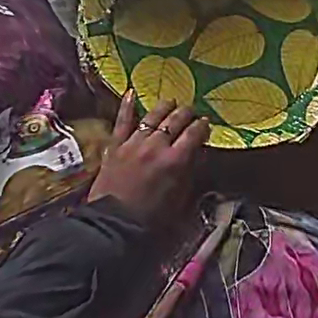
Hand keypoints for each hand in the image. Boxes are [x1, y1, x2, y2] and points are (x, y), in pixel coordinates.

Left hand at [87, 93, 206, 225]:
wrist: (112, 225)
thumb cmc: (150, 218)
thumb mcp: (179, 198)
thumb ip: (189, 172)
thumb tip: (197, 153)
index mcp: (176, 160)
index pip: (194, 133)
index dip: (203, 126)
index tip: (206, 124)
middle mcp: (157, 146)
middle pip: (176, 120)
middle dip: (187, 113)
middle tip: (191, 113)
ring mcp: (134, 142)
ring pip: (153, 116)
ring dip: (165, 107)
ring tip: (172, 102)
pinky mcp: (115, 145)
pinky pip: (123, 120)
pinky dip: (128, 106)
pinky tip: (132, 92)